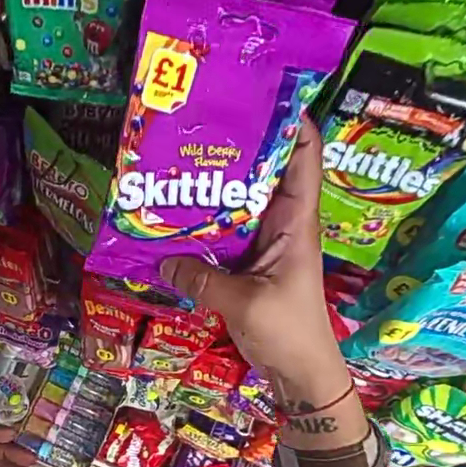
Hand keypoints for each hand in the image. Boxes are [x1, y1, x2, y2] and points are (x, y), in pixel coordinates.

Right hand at [160, 118, 366, 448]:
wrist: (301, 374)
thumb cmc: (288, 334)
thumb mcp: (244, 305)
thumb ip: (202, 280)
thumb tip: (163, 259)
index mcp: (295, 221)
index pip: (303, 155)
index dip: (288, 118)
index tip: (255, 92)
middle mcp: (281, 224)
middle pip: (263, 172)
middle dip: (234, 148)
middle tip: (193, 127)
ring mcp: (264, 246)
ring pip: (239, 205)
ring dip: (213, 190)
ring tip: (174, 166)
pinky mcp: (249, 268)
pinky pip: (224, 239)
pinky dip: (203, 230)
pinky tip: (173, 223)